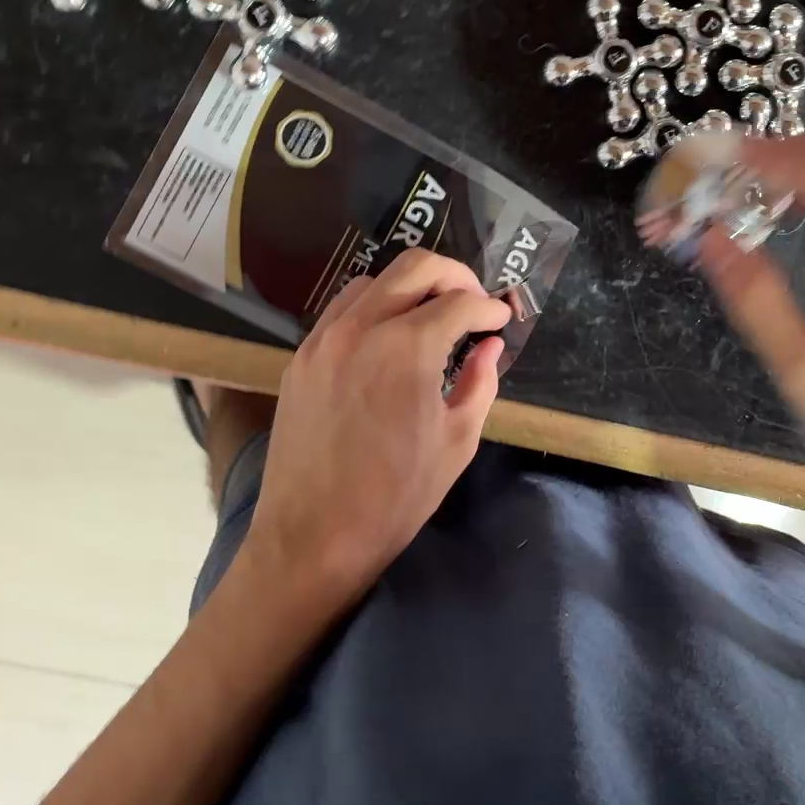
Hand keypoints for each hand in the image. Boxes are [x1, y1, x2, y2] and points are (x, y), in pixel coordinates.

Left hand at [244, 248, 511, 595]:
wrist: (312, 537)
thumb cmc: (396, 496)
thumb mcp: (457, 441)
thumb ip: (480, 382)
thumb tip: (489, 346)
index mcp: (407, 348)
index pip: (460, 303)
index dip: (490, 309)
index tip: (503, 321)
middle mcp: (362, 328)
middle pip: (415, 267)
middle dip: (455, 276)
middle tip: (474, 302)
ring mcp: (324, 339)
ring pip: (375, 281)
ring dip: (411, 287)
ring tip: (433, 316)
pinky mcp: (301, 357)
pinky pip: (342, 310)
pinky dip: (375, 307)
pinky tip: (389, 337)